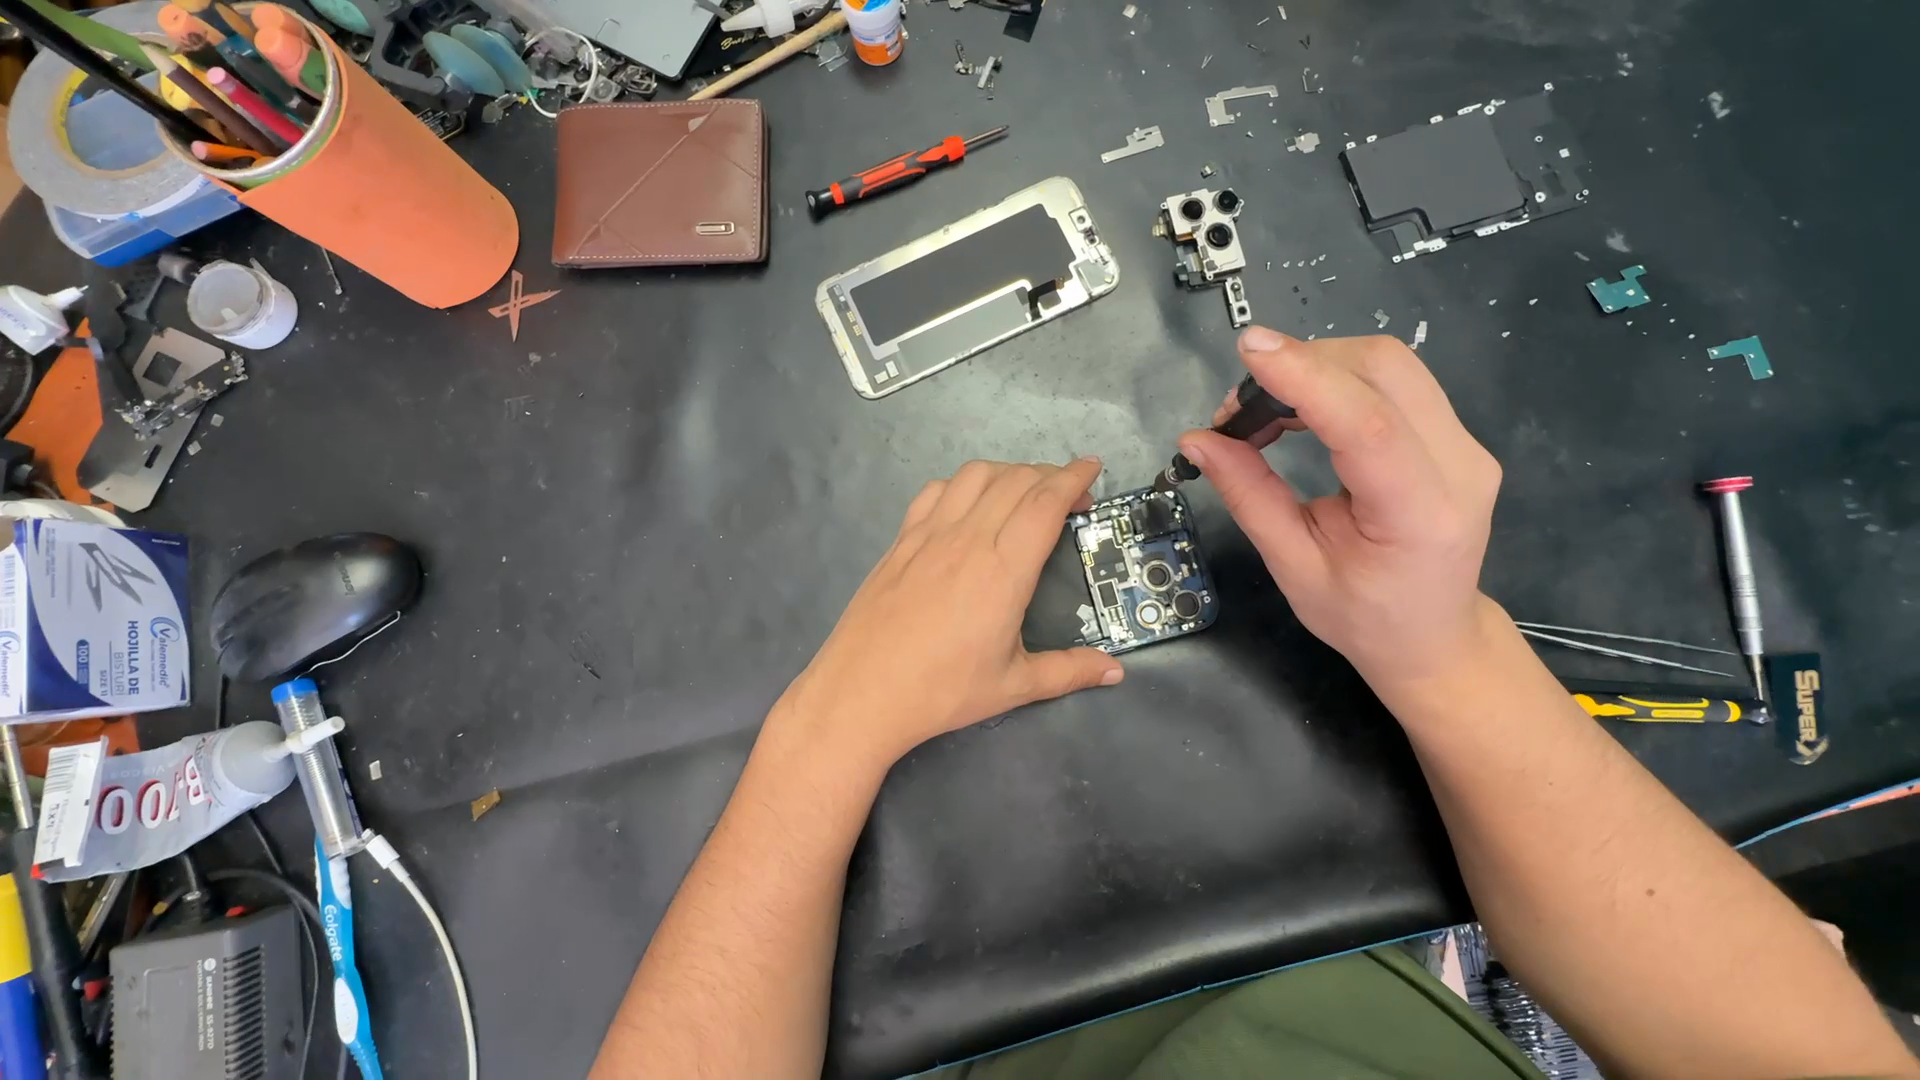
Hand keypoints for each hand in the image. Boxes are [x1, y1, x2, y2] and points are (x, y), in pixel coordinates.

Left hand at [776, 459, 1123, 766]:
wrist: (861, 692)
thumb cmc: (942, 691)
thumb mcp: (1014, 686)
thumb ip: (1069, 671)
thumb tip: (1115, 672)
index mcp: (1003, 569)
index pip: (1045, 501)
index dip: (1073, 476)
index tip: (1092, 467)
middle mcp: (967, 538)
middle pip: (1016, 479)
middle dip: (1050, 474)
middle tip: (1069, 495)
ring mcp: (929, 534)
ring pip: (974, 475)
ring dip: (1007, 472)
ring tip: (1023, 493)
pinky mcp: (901, 541)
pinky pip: (935, 491)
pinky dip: (963, 484)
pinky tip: (968, 503)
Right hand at [1178, 327, 1501, 686]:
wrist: (1433, 637)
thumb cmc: (1362, 617)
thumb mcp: (1293, 567)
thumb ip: (1249, 496)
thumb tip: (1198, 439)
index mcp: (1419, 513)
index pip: (1367, 423)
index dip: (1306, 377)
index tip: (1248, 349)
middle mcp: (1459, 465)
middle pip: (1385, 369)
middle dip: (1303, 364)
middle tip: (1240, 406)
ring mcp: (1465, 443)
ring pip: (1389, 365)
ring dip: (1316, 368)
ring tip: (1261, 412)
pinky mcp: (1453, 434)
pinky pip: (1392, 382)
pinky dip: (1333, 381)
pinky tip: (1295, 412)